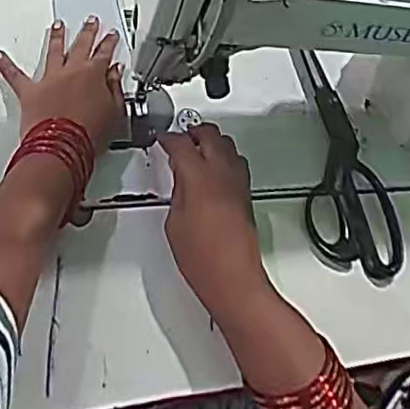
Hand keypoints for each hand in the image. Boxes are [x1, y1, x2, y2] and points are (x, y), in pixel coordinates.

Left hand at [0, 17, 124, 145]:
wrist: (62, 148)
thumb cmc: (88, 134)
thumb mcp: (115, 110)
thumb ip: (115, 88)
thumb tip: (116, 74)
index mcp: (95, 74)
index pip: (105, 53)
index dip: (110, 43)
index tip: (111, 35)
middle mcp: (72, 72)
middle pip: (82, 45)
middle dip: (87, 31)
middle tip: (90, 21)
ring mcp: (50, 80)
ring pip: (54, 52)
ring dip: (57, 37)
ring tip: (57, 26)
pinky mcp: (30, 93)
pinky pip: (15, 76)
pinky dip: (6, 65)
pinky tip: (0, 55)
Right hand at [158, 124, 271, 320]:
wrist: (234, 277)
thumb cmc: (205, 259)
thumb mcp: (175, 222)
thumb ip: (178, 192)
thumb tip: (181, 180)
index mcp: (199, 176)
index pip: (181, 144)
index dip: (169, 138)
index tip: (163, 138)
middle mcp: (222, 172)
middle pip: (209, 134)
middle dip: (193, 131)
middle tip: (180, 137)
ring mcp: (238, 180)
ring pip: (226, 144)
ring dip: (211, 141)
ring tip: (196, 148)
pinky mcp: (246, 191)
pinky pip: (235, 161)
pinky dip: (223, 156)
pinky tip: (214, 167)